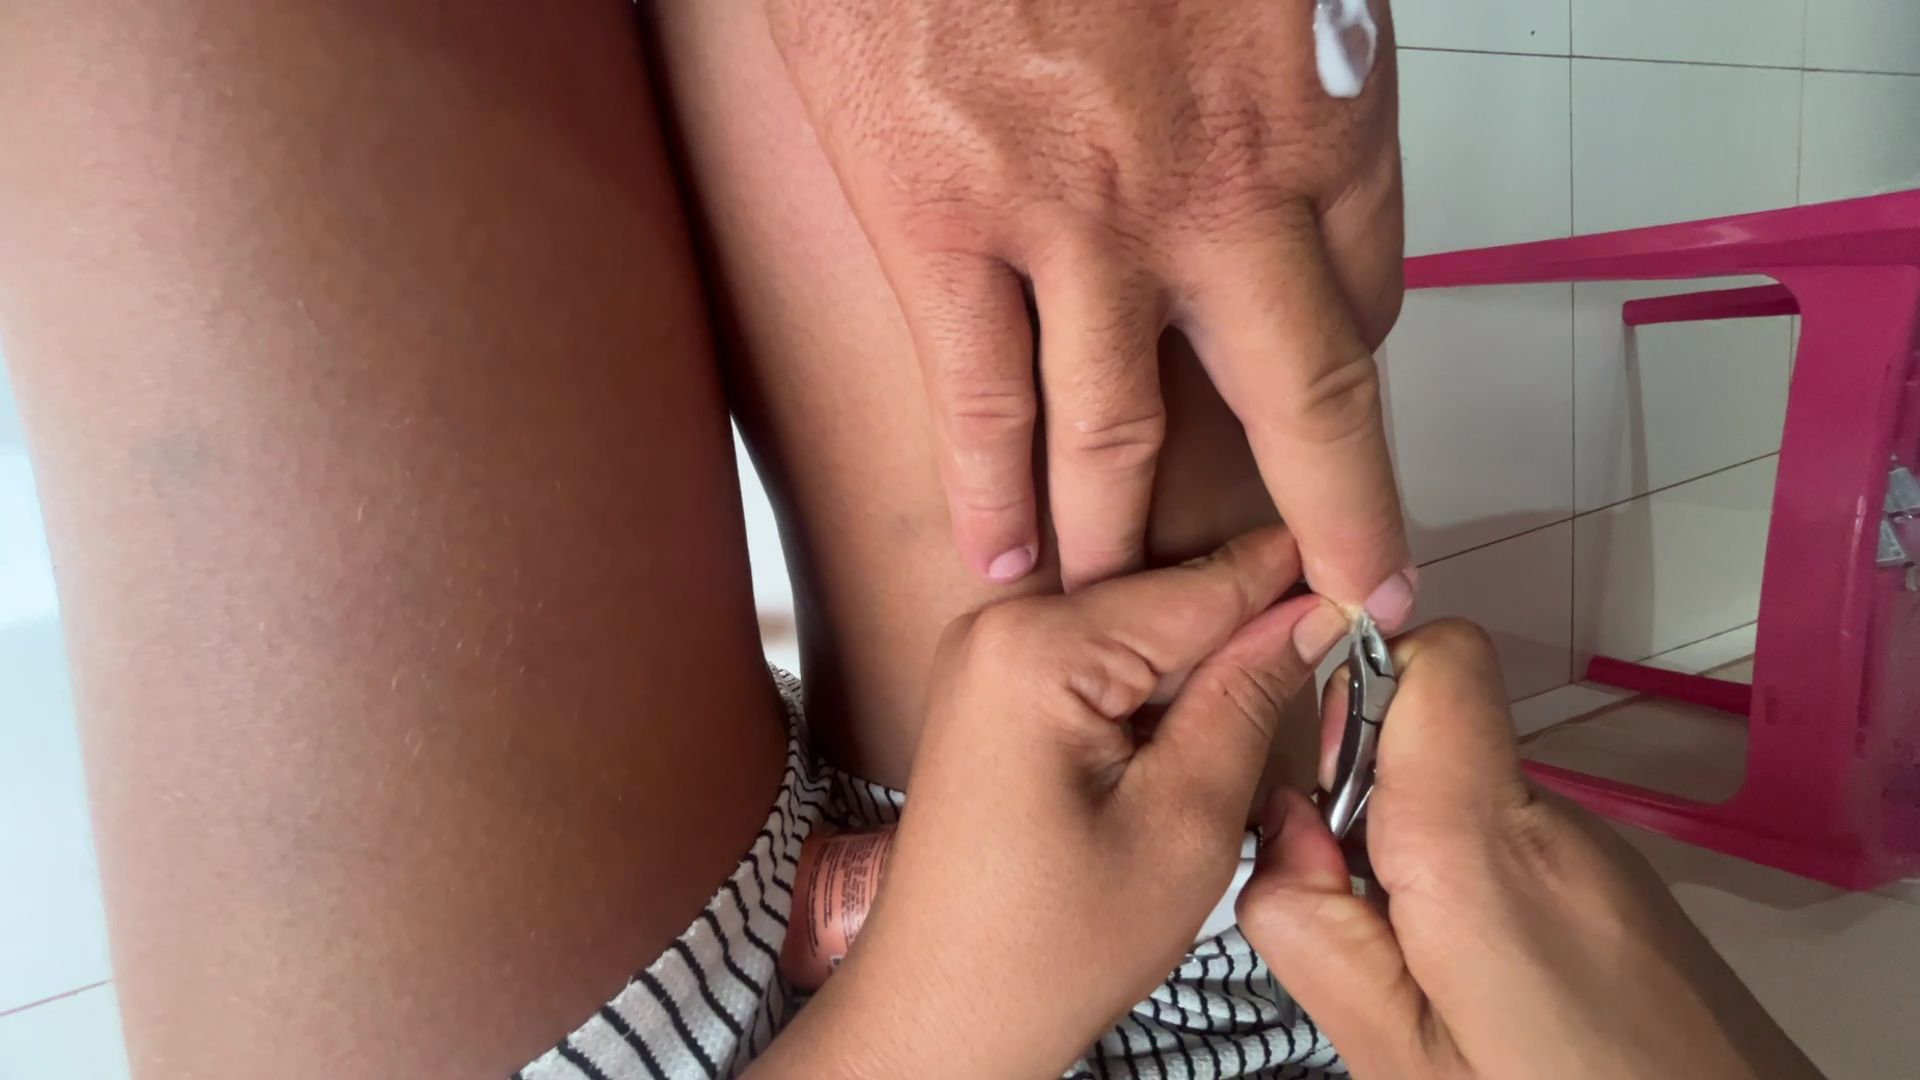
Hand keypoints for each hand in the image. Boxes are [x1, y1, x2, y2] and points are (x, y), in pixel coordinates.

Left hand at [748, 527, 1349, 1078]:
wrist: (946, 997)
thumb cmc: (1052, 940)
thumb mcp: (1182, 822)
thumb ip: (1246, 698)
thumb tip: (1308, 616)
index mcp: (1038, 646)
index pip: (1196, 586)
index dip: (1289, 580)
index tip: (1361, 583)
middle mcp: (998, 624)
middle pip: (1158, 598)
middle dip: (1244, 621)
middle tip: (1329, 643)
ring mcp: (986, 650)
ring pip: (1129, 624)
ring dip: (1198, 654)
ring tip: (1266, 688)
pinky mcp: (990, 682)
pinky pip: (1091, 652)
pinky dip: (1148, 677)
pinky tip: (1185, 715)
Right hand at [765, 0, 1410, 613]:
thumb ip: (1293, 78)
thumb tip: (1276, 183)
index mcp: (1303, 104)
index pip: (1357, 295)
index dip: (1350, 386)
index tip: (1330, 441)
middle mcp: (1205, 187)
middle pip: (1297, 398)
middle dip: (1332, 516)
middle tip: (1350, 604)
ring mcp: (1074, 223)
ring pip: (1116, 426)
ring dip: (1119, 531)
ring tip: (1119, 601)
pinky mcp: (949, 231)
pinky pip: (983, 395)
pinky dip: (990, 490)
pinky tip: (1000, 556)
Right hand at [1235, 621, 1825, 1079]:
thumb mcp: (1394, 1060)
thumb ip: (1308, 924)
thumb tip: (1283, 819)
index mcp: (1485, 849)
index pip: (1439, 660)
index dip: (1363, 682)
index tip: (1326, 774)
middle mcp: (1552, 821)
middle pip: (1425, 722)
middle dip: (1356, 781)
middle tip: (1353, 898)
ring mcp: (1598, 847)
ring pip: (1453, 776)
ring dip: (1401, 829)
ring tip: (1414, 949)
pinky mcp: (1618, 878)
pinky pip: (1497, 821)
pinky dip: (1453, 860)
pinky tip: (1470, 960)